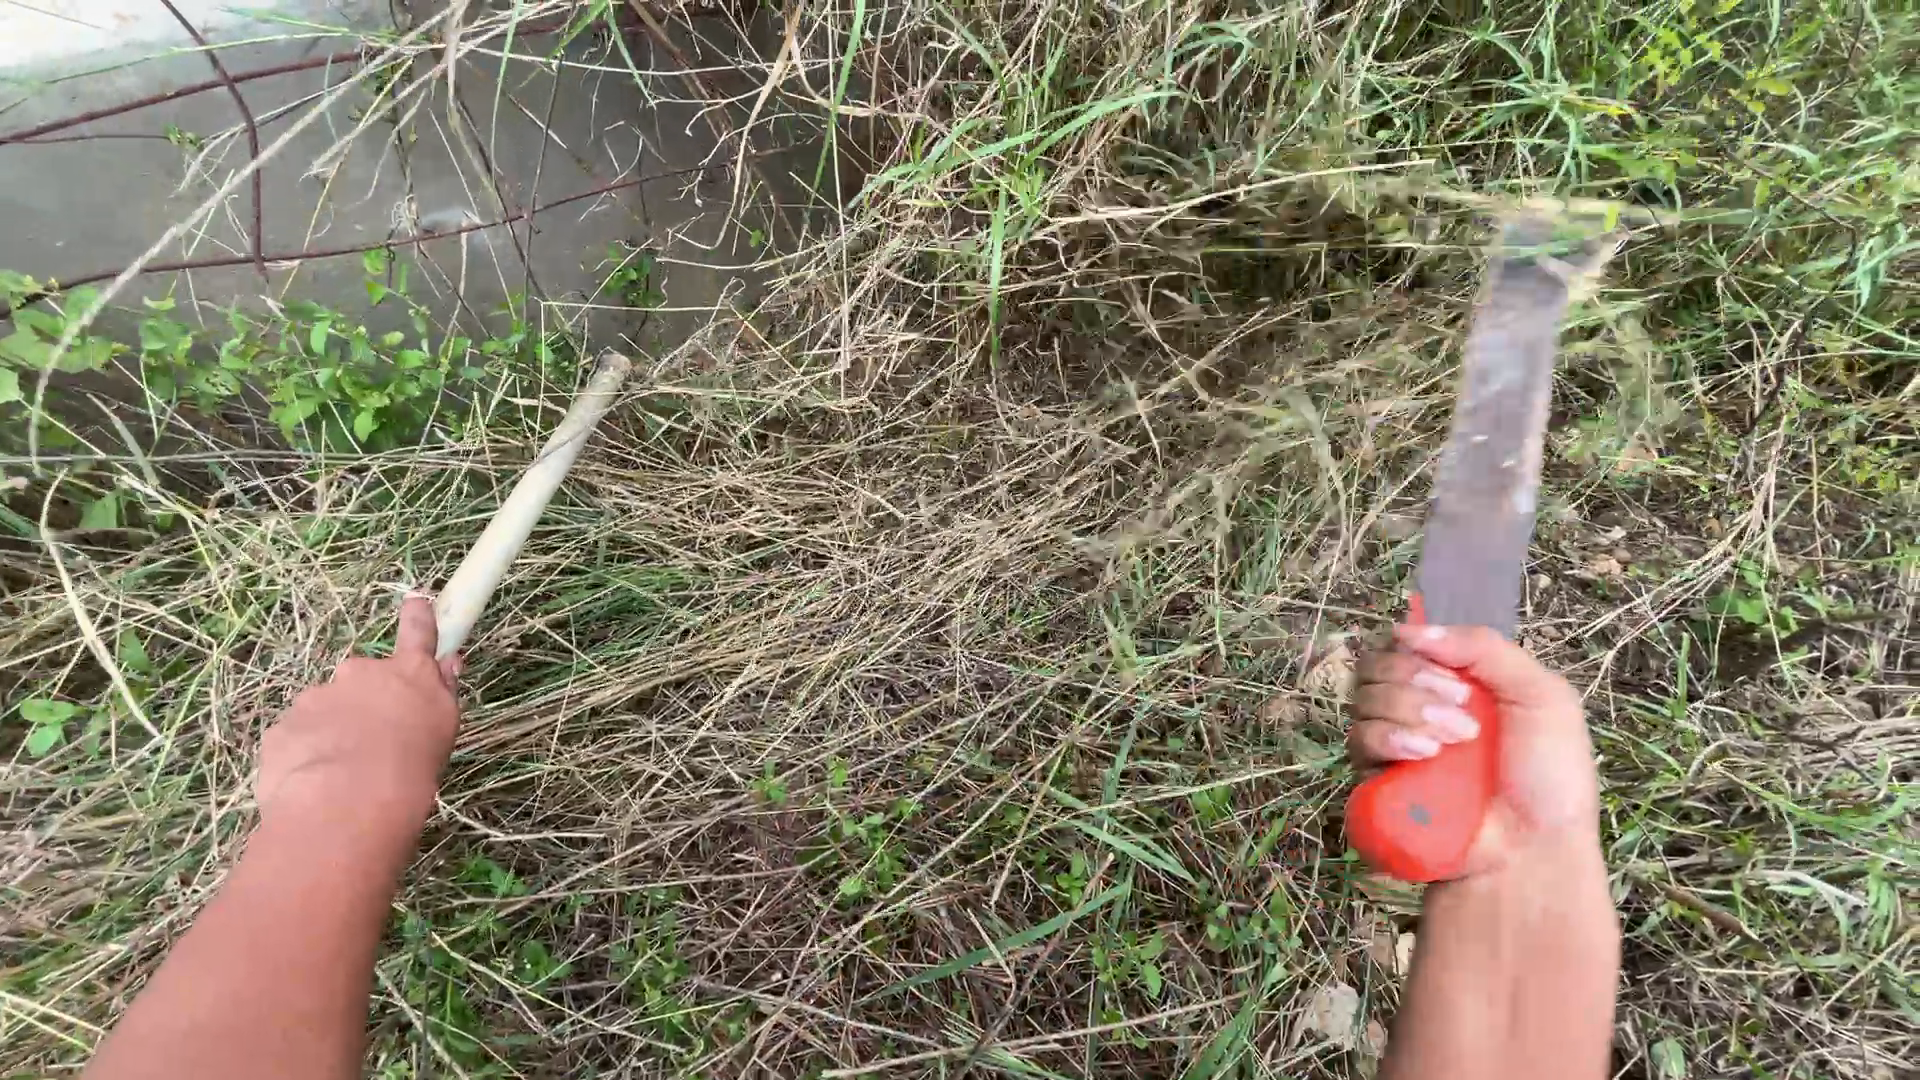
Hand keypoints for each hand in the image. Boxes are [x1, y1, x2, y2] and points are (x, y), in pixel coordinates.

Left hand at [256, 595, 460, 837]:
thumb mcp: (444, 725)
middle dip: (366, 699)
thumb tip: (448, 663)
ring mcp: (315, 698)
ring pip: (327, 708)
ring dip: (335, 729)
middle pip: (363, 678)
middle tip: (376, 737)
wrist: (348, 799)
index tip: (416, 598)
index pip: (417, 632)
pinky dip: (307, 752)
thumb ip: (443, 690)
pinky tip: (319, 780)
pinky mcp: (281, 728)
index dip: (418, 615)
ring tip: (346, 770)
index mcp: (408, 672)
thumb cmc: (413, 761)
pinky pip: (297, 736)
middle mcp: (360, 673)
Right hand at [1348, 624, 1598, 875]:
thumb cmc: (1546, 777)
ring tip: (1451, 743)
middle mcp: (1412, 705)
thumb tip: (1406, 628)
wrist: (1531, 851)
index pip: (1403, 642)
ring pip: (1364, 697)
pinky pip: (1358, 736)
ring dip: (1409, 711)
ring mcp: (1389, 739)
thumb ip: (1484, 649)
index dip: (1415, 646)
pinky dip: (1389, 738)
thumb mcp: (1541, 698)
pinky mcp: (1371, 773)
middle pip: (1375, 663)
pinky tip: (1421, 756)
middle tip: (1460, 709)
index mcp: (1449, 683)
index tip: (1447, 668)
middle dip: (1413, 679)